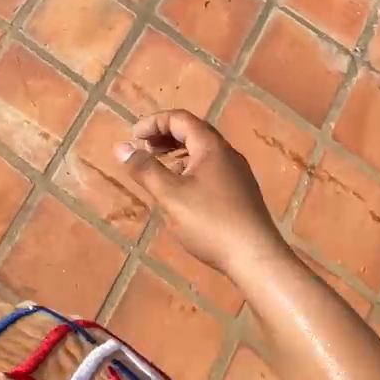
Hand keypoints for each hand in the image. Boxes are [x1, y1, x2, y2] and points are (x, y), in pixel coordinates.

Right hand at [115, 109, 287, 279]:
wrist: (258, 260)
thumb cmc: (211, 223)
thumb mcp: (170, 195)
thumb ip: (145, 169)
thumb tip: (120, 147)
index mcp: (211, 147)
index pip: (180, 119)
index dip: (154, 122)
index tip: (134, 136)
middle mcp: (227, 154)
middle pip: (193, 131)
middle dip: (165, 135)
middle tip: (144, 149)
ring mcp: (238, 174)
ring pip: (203, 151)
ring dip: (177, 152)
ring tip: (159, 168)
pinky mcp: (241, 193)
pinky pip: (211, 168)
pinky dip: (190, 168)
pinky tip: (182, 191)